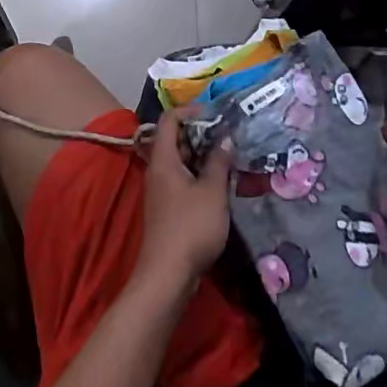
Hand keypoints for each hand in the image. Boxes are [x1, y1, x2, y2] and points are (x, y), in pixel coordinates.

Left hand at [134, 107, 233, 291]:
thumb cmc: (191, 227)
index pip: (169, 120)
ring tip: (228, 156)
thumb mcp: (212, 192)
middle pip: (174, 139)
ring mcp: (161, 190)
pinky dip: (198, 174)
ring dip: (202, 155)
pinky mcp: (167, 208)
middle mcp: (158, 170)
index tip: (214, 114)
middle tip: (227, 135)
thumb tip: (226, 139)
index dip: (190, 111)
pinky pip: (182, 179)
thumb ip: (219, 162)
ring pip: (180, 161)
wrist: (167, 274)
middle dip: (200, 133)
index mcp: (164, 160)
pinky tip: (219, 182)